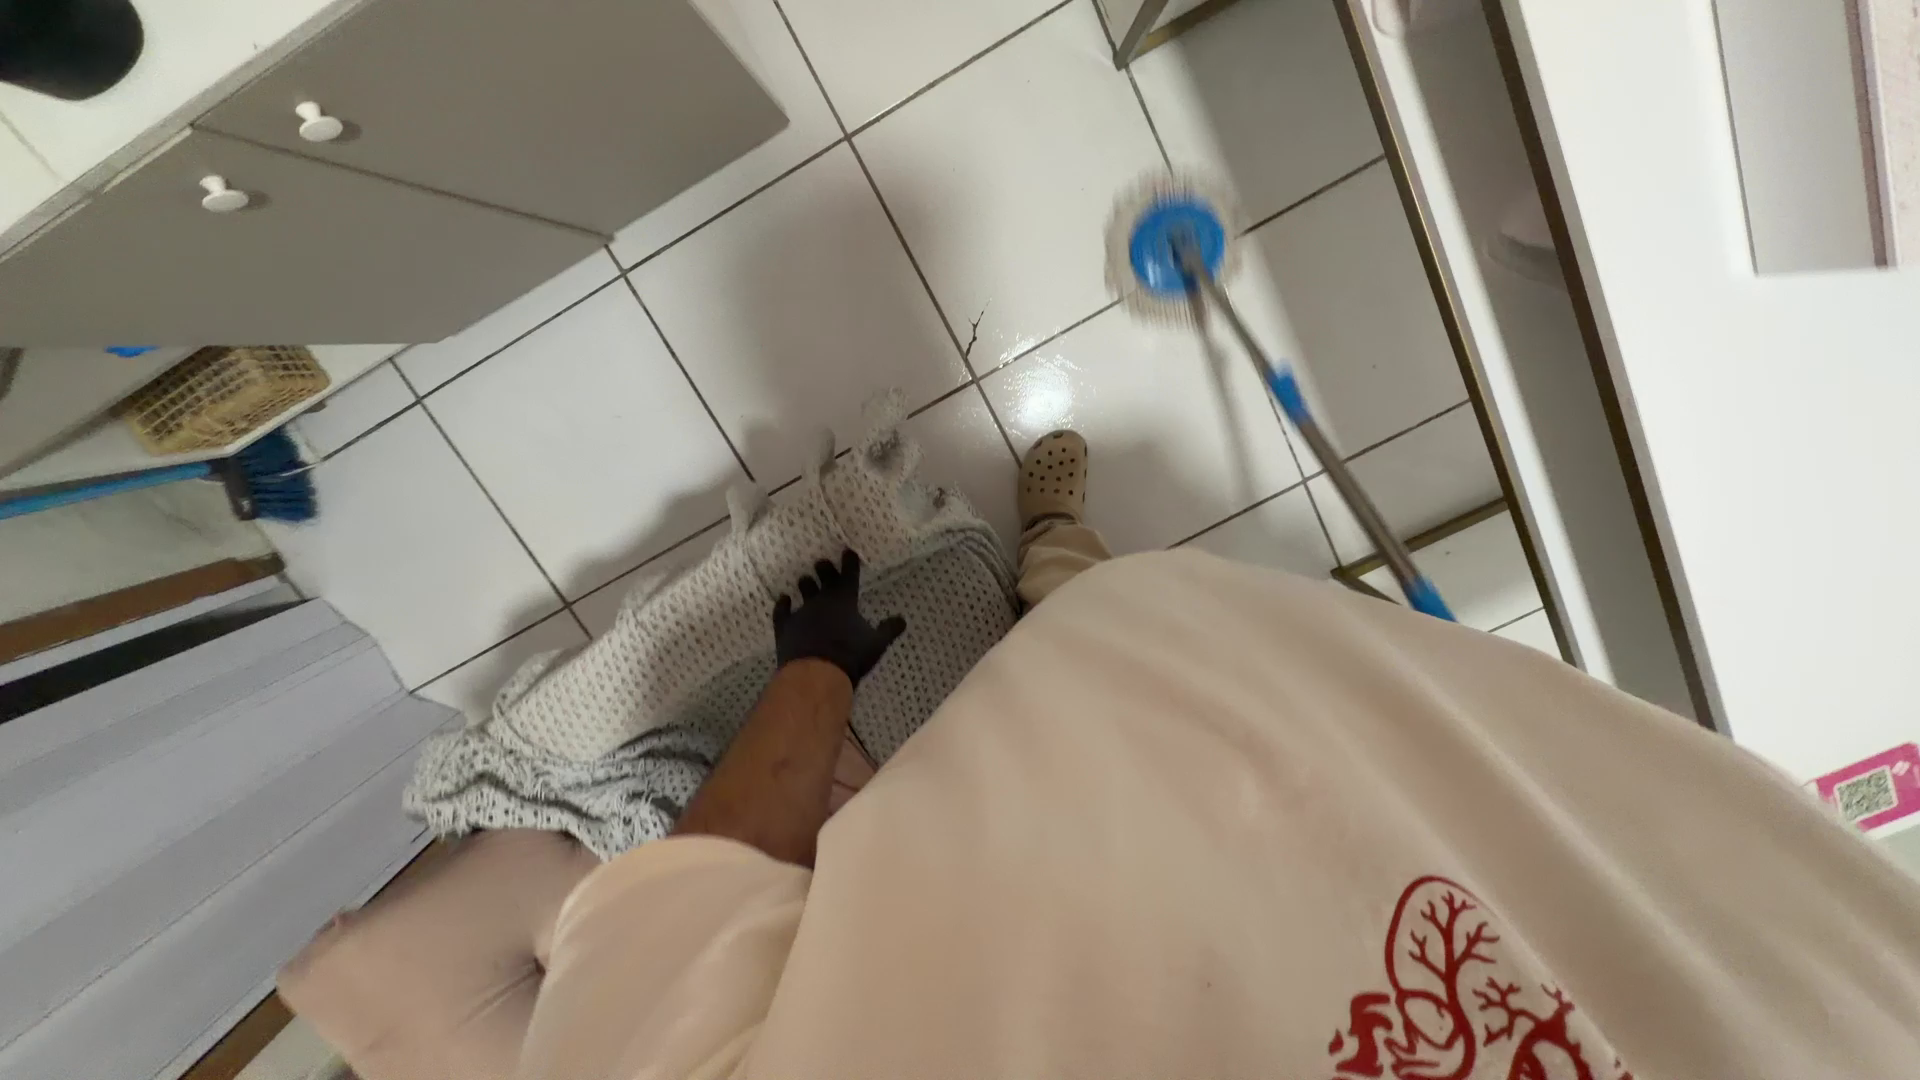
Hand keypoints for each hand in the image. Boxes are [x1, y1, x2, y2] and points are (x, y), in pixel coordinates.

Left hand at [773, 550, 905, 683]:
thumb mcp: (877, 643)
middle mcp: (822, 601)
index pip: (849, 576)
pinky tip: (783, 599)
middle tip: (821, 562)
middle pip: (825, 580)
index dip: (849, 563)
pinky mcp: (785, 627)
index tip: (848, 552)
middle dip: (825, 570)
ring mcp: (802, 613)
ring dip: (805, 585)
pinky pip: (783, 612)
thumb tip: (903, 619)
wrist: (816, 672)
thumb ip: (889, 629)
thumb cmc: (851, 655)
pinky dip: (783, 605)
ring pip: (804, 593)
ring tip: (804, 579)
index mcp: (845, 601)